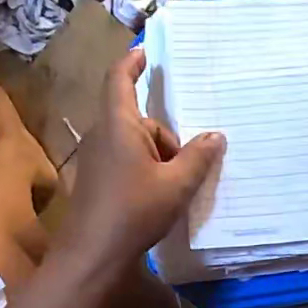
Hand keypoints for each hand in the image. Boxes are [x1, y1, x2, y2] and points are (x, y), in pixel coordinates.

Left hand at [59, 50, 224, 264]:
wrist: (92, 254)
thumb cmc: (133, 212)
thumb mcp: (176, 185)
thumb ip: (198, 157)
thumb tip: (216, 136)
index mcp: (118, 124)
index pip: (119, 79)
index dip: (132, 62)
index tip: (145, 53)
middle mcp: (102, 135)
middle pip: (139, 119)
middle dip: (166, 137)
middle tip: (186, 166)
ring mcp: (96, 158)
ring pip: (134, 143)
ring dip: (157, 157)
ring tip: (173, 189)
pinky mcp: (95, 179)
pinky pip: (125, 160)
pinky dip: (145, 169)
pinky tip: (157, 198)